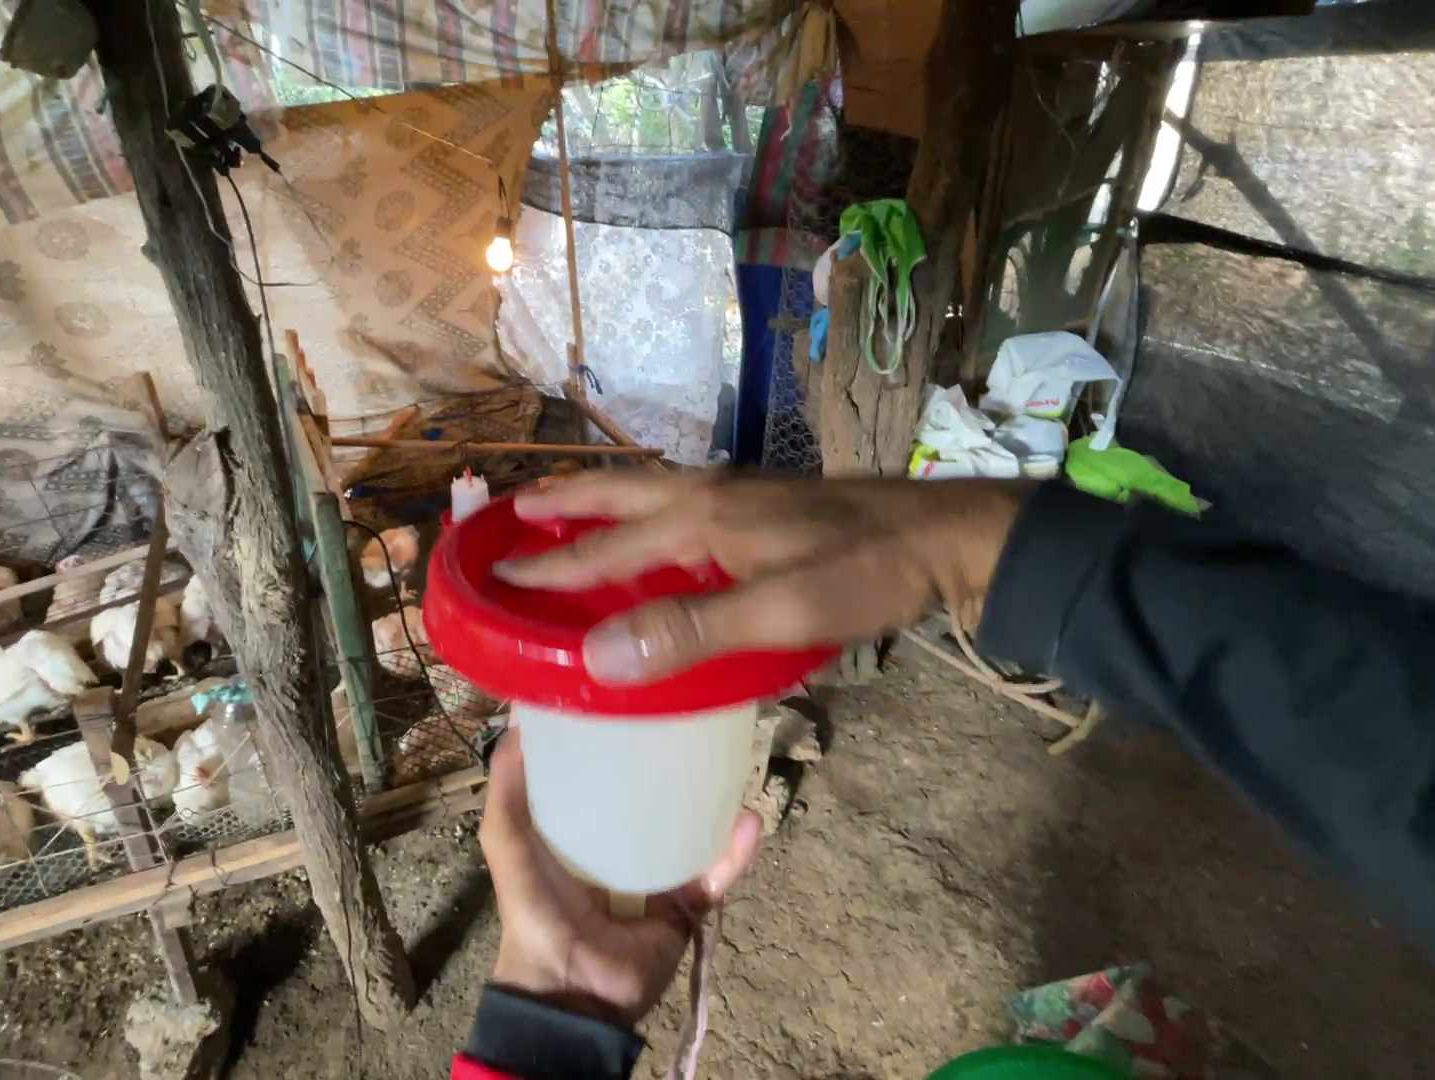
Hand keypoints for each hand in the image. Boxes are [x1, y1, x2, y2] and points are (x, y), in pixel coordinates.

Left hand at [481, 728, 759, 1027]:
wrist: (568, 987)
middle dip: (677, 762)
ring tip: (732, 763)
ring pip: (698, 829)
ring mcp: (660, 874)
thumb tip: (523, 714)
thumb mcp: (506, 836)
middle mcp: (625, 843)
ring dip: (717, 801)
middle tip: (696, 719)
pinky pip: (716, 874)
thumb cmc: (533, 904)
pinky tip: (748, 822)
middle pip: (659, 794)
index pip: (608, 771)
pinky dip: (735, 853)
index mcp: (584, 824)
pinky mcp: (686, 905)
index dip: (620, 737)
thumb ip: (507, 781)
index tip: (638, 694)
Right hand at [496, 470, 1029, 683]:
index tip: (496, 579)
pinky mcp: (755, 503)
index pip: (602, 549)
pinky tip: (644, 529)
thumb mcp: (780, 611)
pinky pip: (673, 501)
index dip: (548, 570)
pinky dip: (637, 510)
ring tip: (559, 506)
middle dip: (559, 501)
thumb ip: (690, 631)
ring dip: (595, 498)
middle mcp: (704, 492)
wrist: (938, 534)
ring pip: (644, 489)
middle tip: (510, 509)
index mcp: (698, 517)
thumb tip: (597, 655)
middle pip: (614, 492)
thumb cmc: (861, 573)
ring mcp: (732, 491)